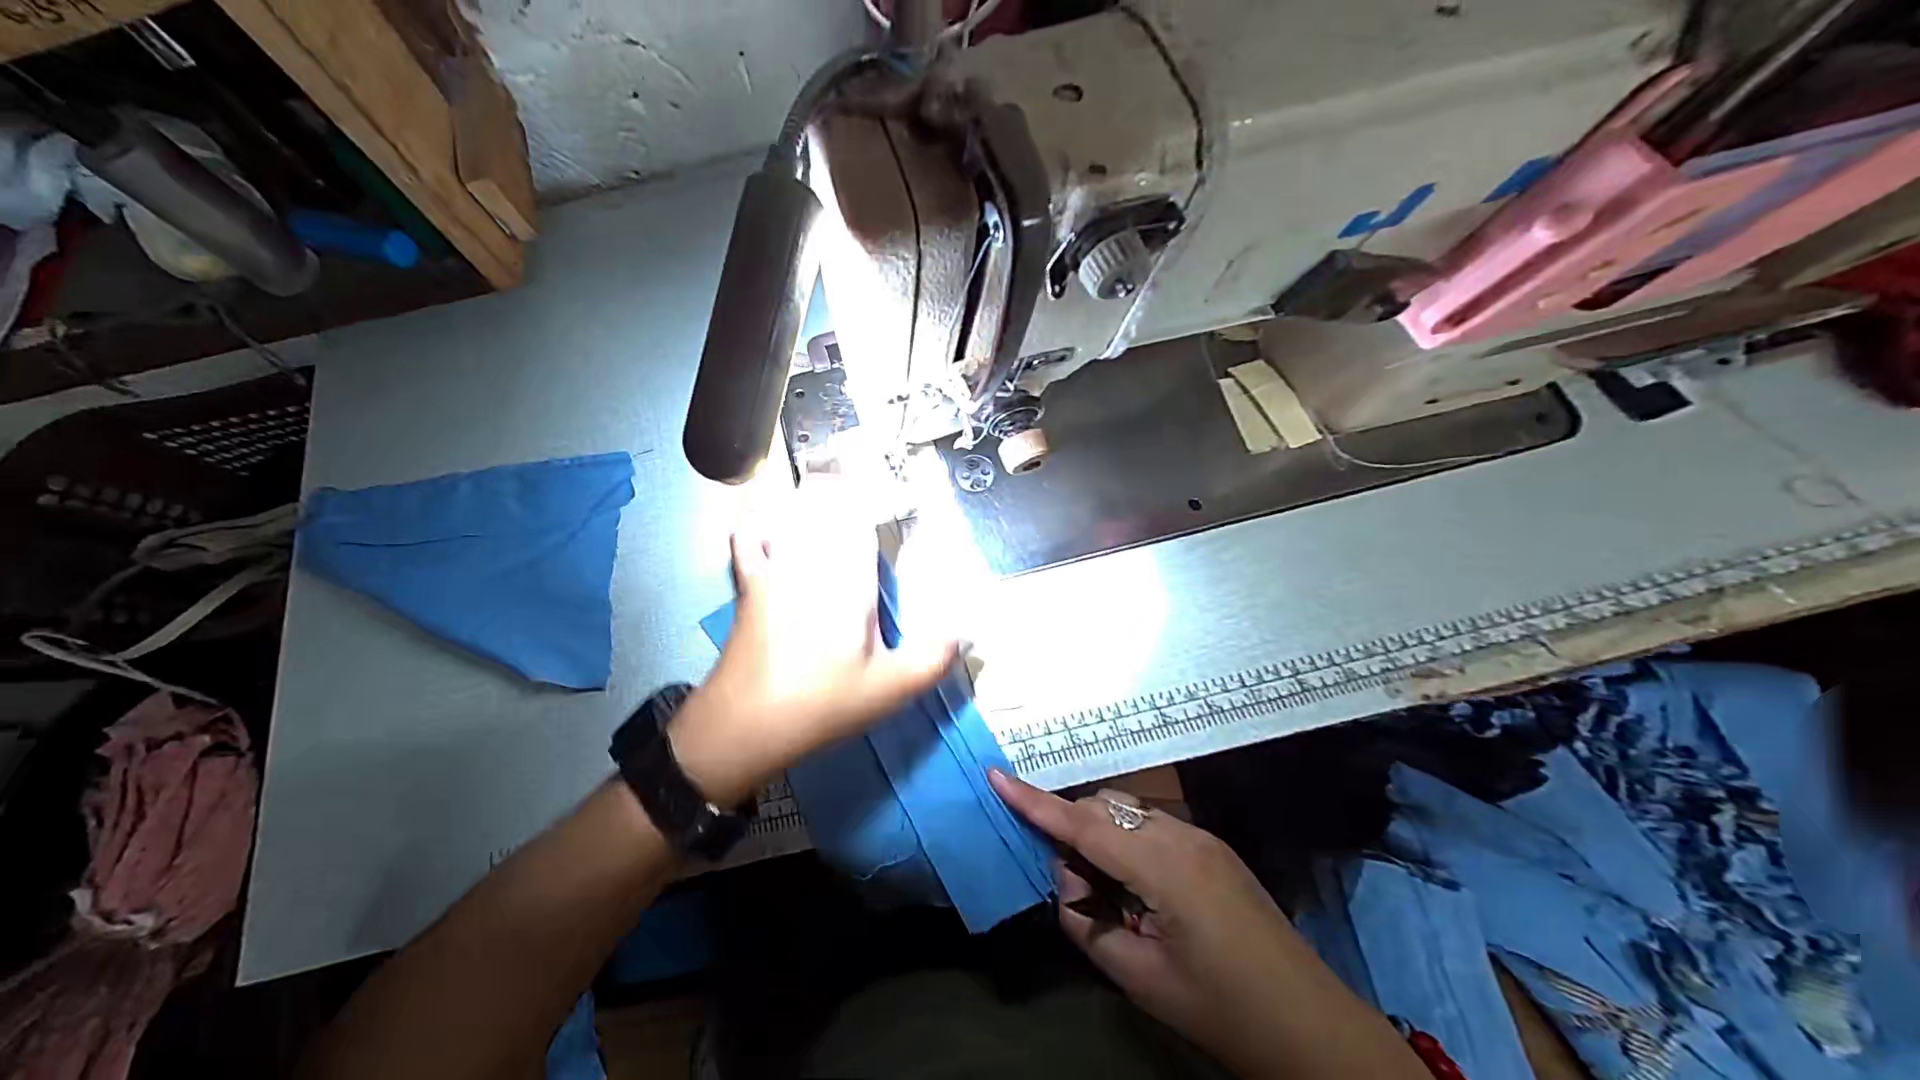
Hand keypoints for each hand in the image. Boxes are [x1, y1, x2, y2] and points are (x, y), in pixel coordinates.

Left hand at [669, 482, 958, 806]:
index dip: (877, 491)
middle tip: (865, 469)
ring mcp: (775, 569)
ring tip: (829, 477)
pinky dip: (758, 518)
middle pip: (825, 503)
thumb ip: (932, 658)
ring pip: (790, 512)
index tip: (894, 480)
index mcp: (848, 580)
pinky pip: (749, 537)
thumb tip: (967, 633)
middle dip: (845, 481)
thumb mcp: (888, 690)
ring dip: (809, 493)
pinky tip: (765, 508)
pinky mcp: (750, 585)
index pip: (862, 517)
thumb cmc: (821, 705)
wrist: (743, 725)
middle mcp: (810, 562)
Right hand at [989, 770, 1423, 1079]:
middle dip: (1072, 830)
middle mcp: (1183, 835)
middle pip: (1105, 808)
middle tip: (1074, 889)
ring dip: (1102, 837)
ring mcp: (1203, 838)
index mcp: (1164, 866)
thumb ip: (1088, 924)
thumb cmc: (1223, 1010)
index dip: (1035, 801)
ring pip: (1129, 813)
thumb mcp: (1140, 978)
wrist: (1313, 1027)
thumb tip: (1068, 885)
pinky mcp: (1214, 849)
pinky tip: (1139, 891)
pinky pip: (1153, 827)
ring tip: (1109, 896)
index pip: (1084, 824)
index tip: (997, 775)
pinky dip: (1129, 845)